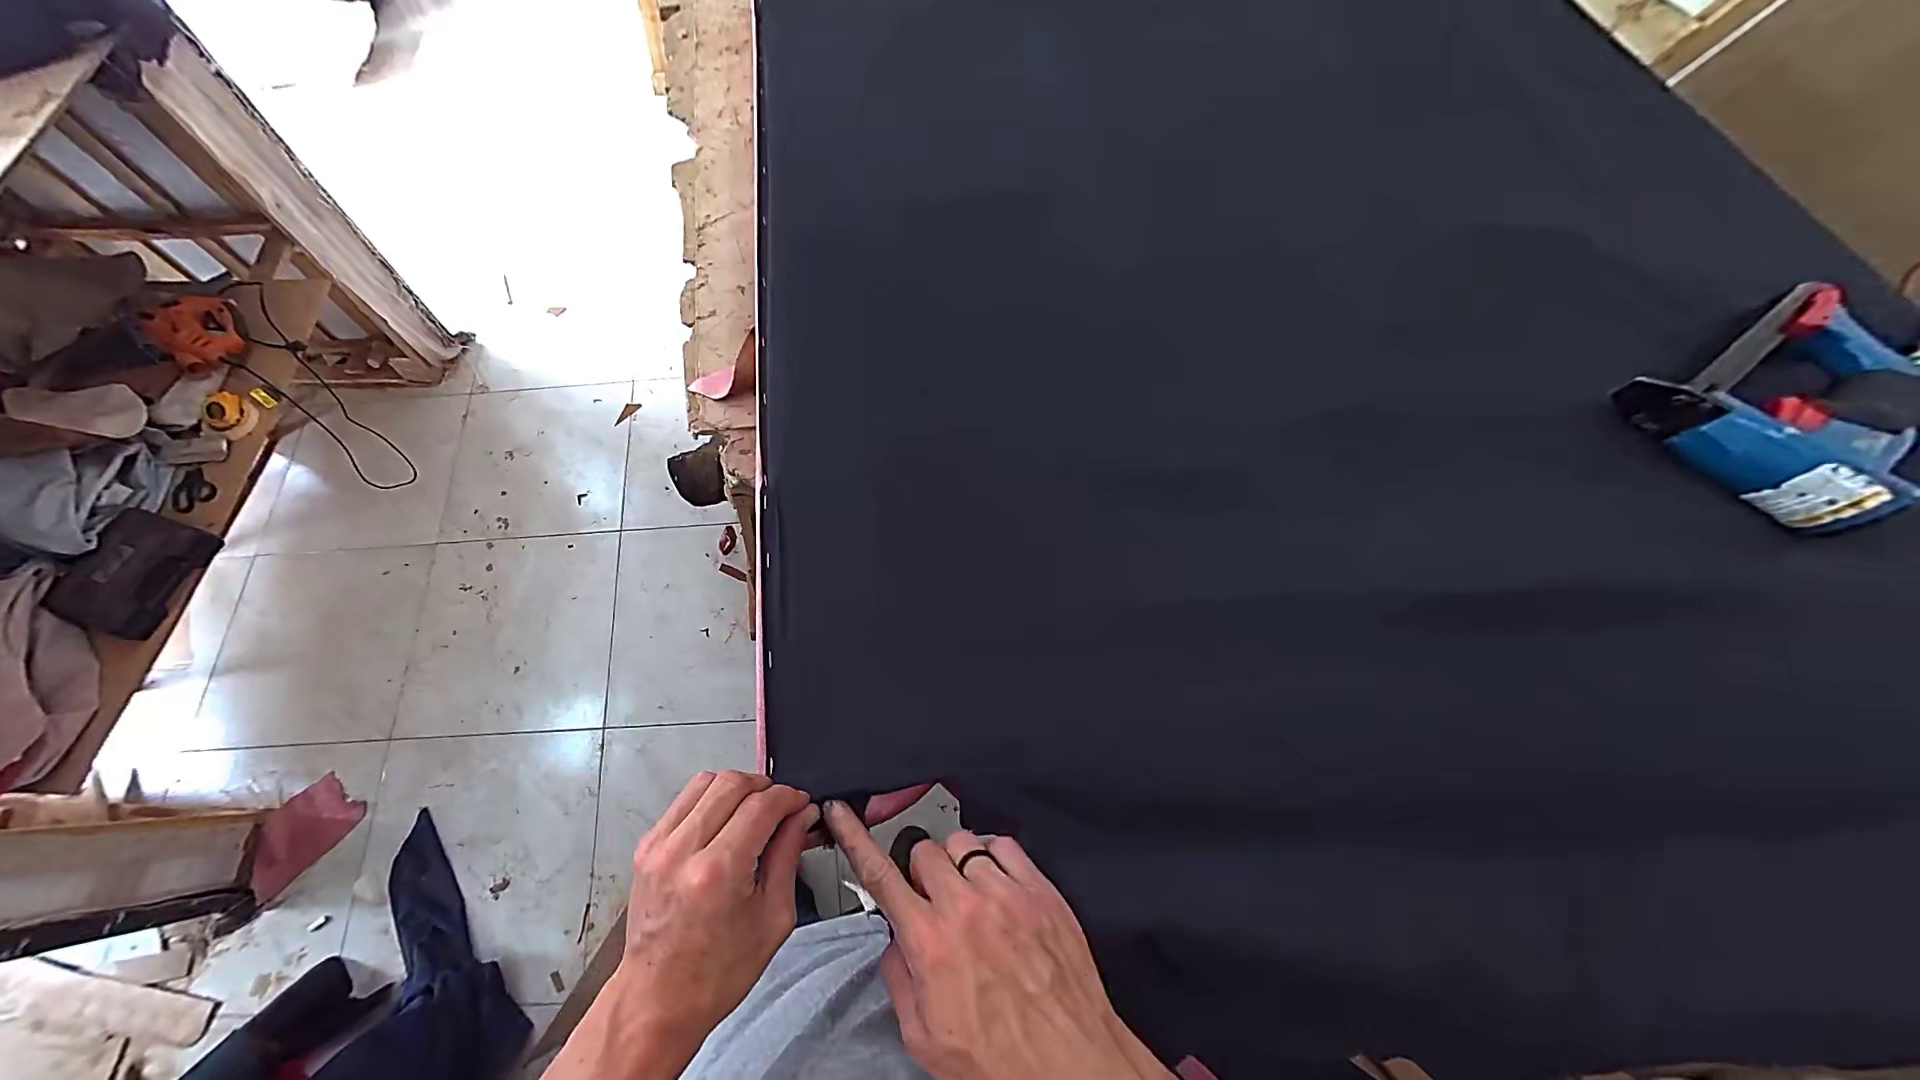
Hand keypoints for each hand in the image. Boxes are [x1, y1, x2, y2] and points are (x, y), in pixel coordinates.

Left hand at [566, 770, 814, 1078]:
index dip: (790, 797)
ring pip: (707, 781)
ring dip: (737, 788)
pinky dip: (711, 799)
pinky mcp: (647, 848)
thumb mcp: (773, 918)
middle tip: (781, 806)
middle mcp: (683, 852)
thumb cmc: (714, 973)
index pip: (762, 804)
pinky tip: (725, 821)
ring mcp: (659, 847)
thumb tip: (801, 816)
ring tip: (753, 811)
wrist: (657, 1001)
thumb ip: (788, 856)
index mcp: (718, 872)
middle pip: (733, 783)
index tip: (800, 804)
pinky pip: (684, 799)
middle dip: (766, 787)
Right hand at [824, 800, 1172, 1079]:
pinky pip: (1005, 844)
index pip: (880, 874)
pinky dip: (994, 856)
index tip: (841, 814)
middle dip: (921, 872)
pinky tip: (997, 883)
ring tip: (969, 894)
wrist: (1069, 1063)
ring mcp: (1005, 894)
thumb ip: (898, 979)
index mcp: (930, 942)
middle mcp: (965, 908)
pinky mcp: (1039, 890)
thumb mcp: (925, 1037)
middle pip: (924, 850)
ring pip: (963, 842)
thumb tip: (894, 942)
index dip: (854, 837)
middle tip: (933, 899)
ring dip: (957, 864)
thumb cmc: (1002, 1058)